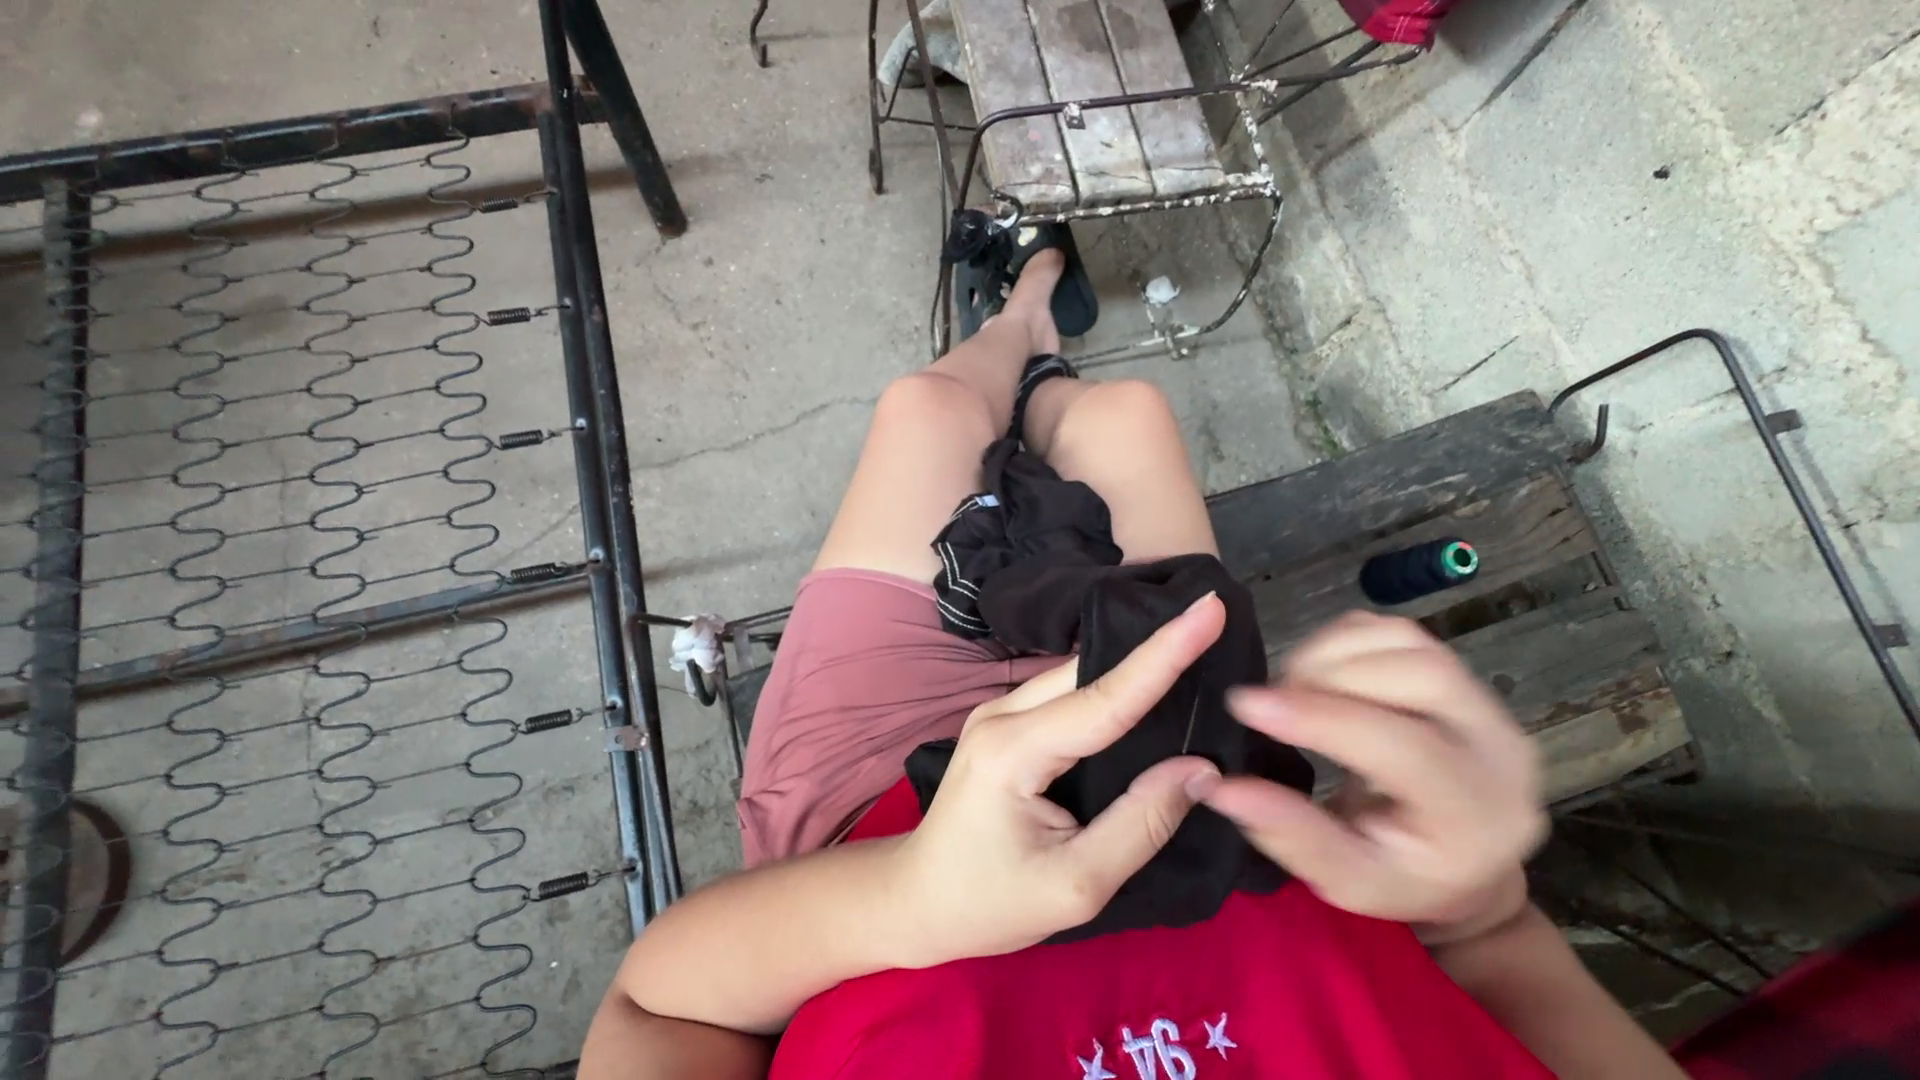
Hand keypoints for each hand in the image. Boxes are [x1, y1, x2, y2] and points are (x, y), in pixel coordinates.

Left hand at [890, 593, 1227, 966]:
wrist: (916, 899)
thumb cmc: (990, 903)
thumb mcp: (1075, 885)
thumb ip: (1140, 824)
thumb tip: (1201, 768)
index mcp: (1014, 751)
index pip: (1105, 697)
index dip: (1164, 652)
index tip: (1209, 608)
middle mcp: (1002, 714)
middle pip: (1090, 673)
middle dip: (1154, 648)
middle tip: (1220, 627)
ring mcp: (997, 713)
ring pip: (1077, 676)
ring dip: (1132, 666)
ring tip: (1197, 651)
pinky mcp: (1004, 722)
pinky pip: (1066, 693)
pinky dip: (1109, 689)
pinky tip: (1147, 690)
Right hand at [1203, 612, 1546, 943]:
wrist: (1459, 861)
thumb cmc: (1400, 877)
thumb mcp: (1344, 880)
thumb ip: (1289, 833)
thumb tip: (1220, 786)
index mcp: (1477, 813)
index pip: (1401, 747)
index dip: (1318, 719)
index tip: (1245, 705)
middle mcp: (1500, 748)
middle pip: (1418, 674)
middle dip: (1328, 675)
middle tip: (1272, 700)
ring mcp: (1486, 702)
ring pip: (1407, 643)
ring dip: (1332, 653)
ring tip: (1292, 689)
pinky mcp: (1459, 673)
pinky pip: (1396, 632)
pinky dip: (1342, 640)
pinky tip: (1317, 676)